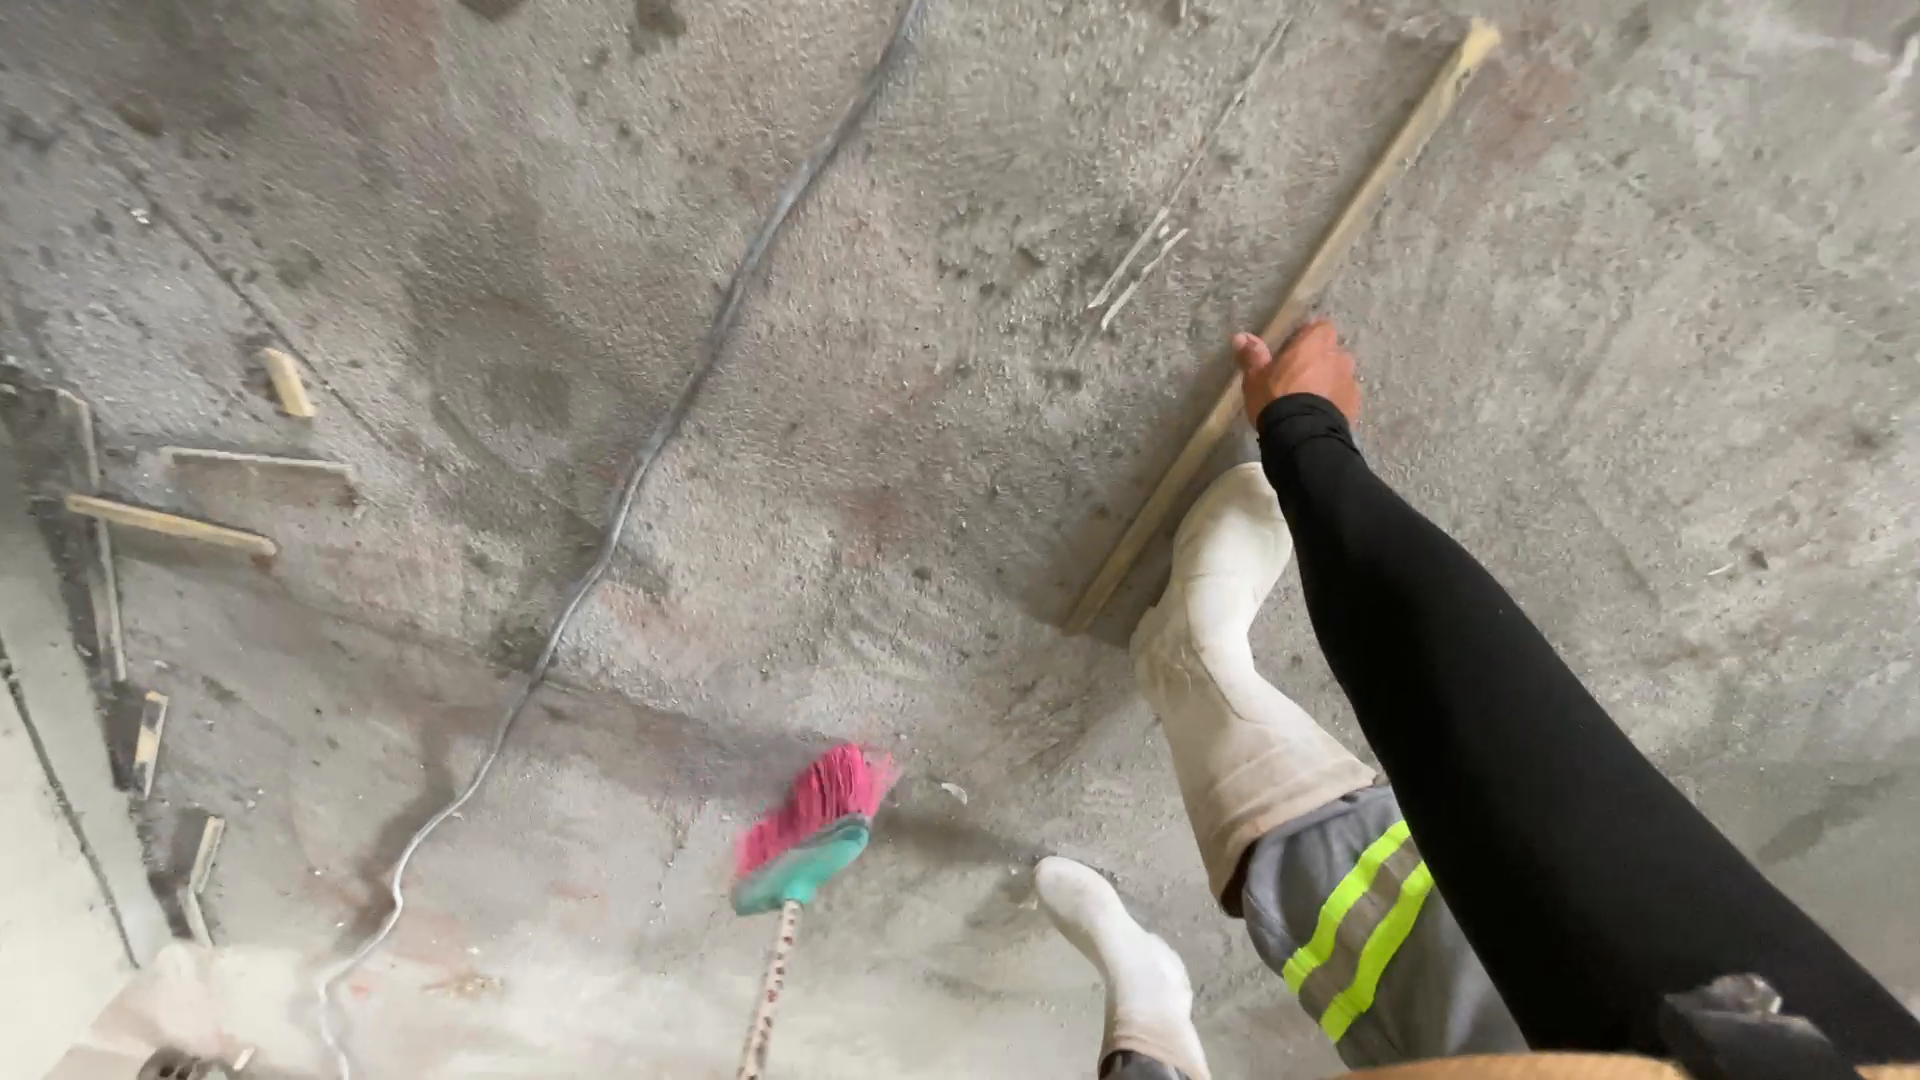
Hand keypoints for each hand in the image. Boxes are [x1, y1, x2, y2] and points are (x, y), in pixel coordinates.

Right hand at [1233, 318, 1360, 426]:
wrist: (1301, 433)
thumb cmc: (1276, 397)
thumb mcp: (1256, 377)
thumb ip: (1252, 355)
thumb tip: (1241, 336)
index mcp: (1315, 342)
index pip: (1319, 327)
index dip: (1307, 337)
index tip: (1292, 351)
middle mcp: (1338, 355)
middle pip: (1330, 351)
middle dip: (1317, 360)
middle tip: (1297, 377)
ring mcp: (1349, 379)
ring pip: (1338, 374)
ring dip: (1327, 381)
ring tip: (1308, 399)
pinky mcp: (1354, 403)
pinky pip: (1343, 396)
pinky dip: (1333, 401)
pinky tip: (1317, 414)